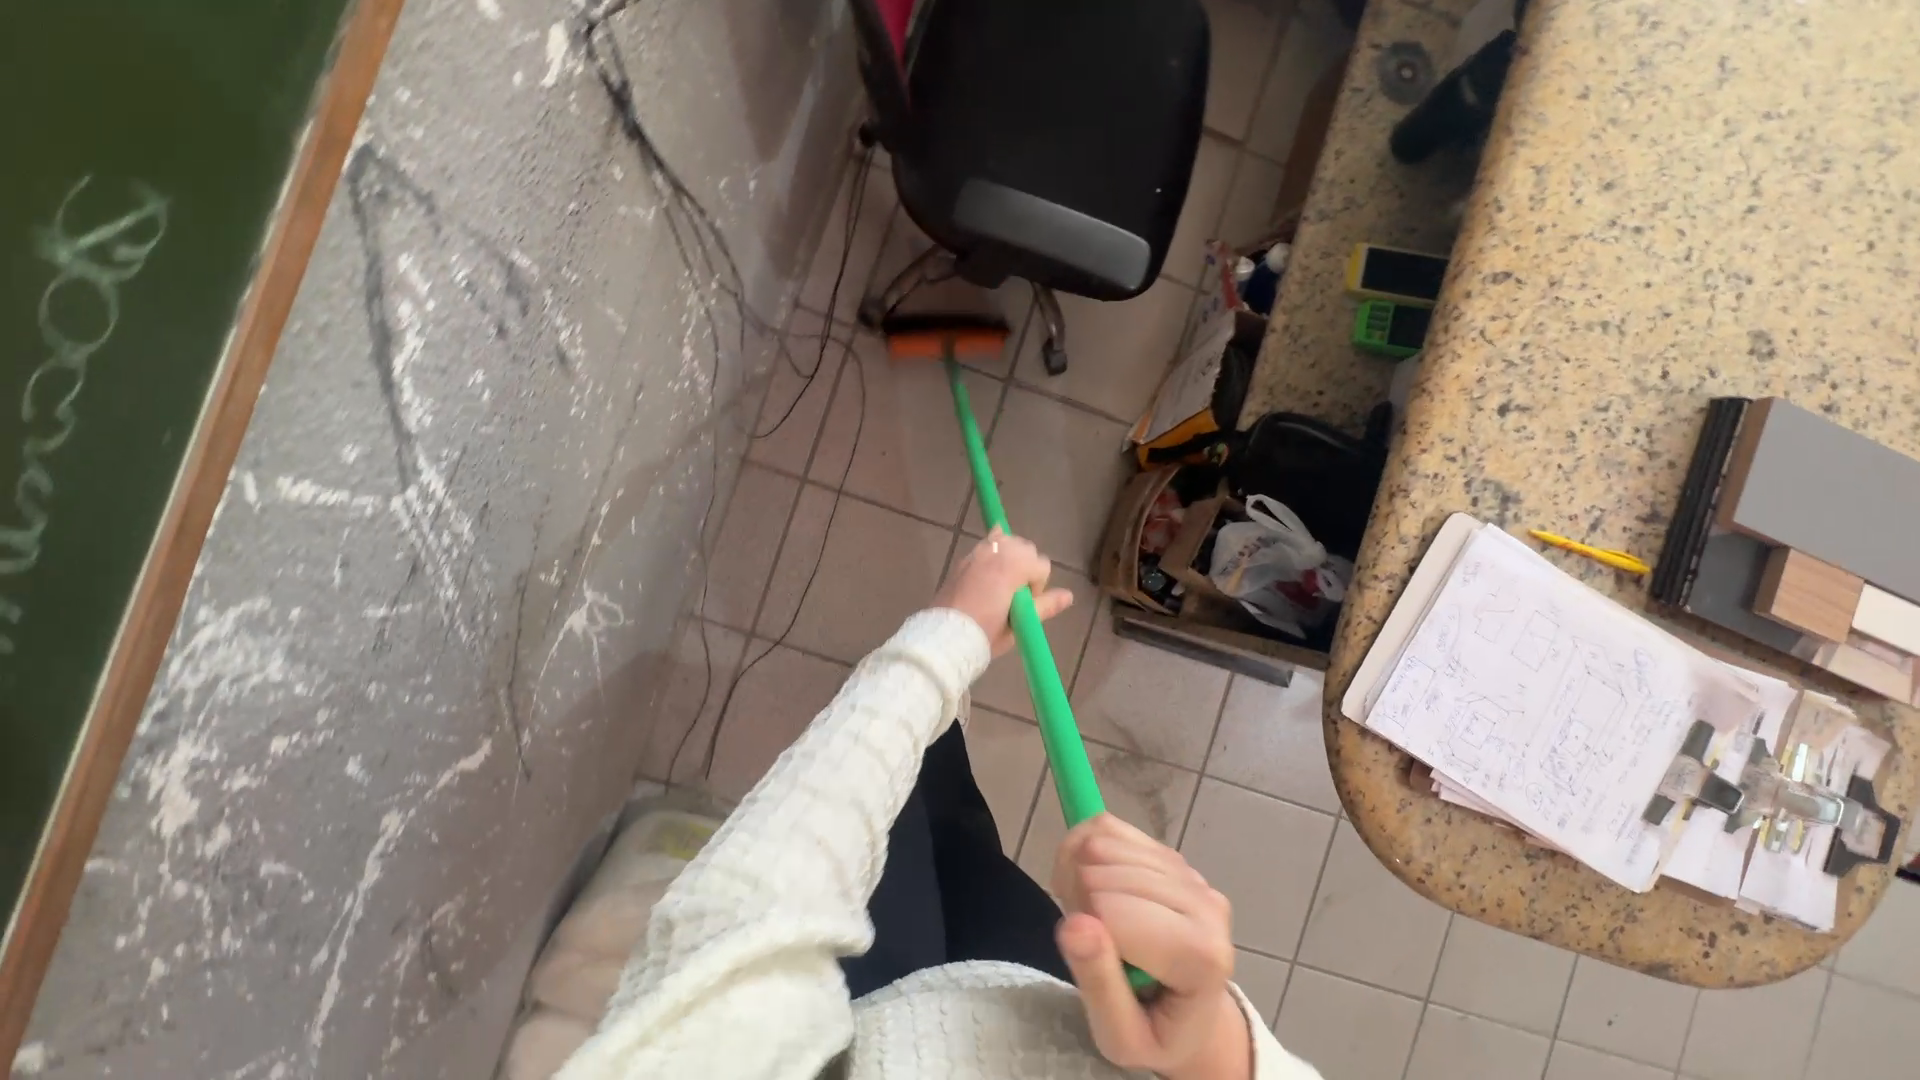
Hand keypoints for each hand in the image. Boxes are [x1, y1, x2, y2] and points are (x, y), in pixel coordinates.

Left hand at [933, 528, 1073, 657]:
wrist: (945, 637)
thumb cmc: (985, 634)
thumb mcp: (1018, 624)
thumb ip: (1044, 606)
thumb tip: (1069, 596)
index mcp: (1013, 568)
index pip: (1041, 565)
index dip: (1038, 586)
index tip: (1025, 605)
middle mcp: (997, 553)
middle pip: (1026, 548)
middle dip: (1027, 567)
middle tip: (1015, 595)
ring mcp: (978, 553)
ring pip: (1007, 542)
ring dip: (1012, 556)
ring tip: (1004, 582)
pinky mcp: (965, 559)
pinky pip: (987, 542)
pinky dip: (994, 545)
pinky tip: (994, 551)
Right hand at [1052, 814, 1249, 1079]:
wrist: (1189, 1014)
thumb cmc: (1154, 1030)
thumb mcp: (1121, 1035)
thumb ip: (1099, 984)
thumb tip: (1076, 925)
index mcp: (1200, 957)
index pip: (1112, 911)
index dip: (1082, 930)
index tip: (1083, 958)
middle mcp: (1205, 905)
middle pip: (1105, 869)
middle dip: (1077, 898)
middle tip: (1084, 937)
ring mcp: (1191, 874)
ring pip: (1104, 843)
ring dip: (1077, 871)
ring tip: (1087, 912)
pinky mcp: (1172, 855)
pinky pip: (1109, 827)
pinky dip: (1082, 847)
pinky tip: (1088, 880)